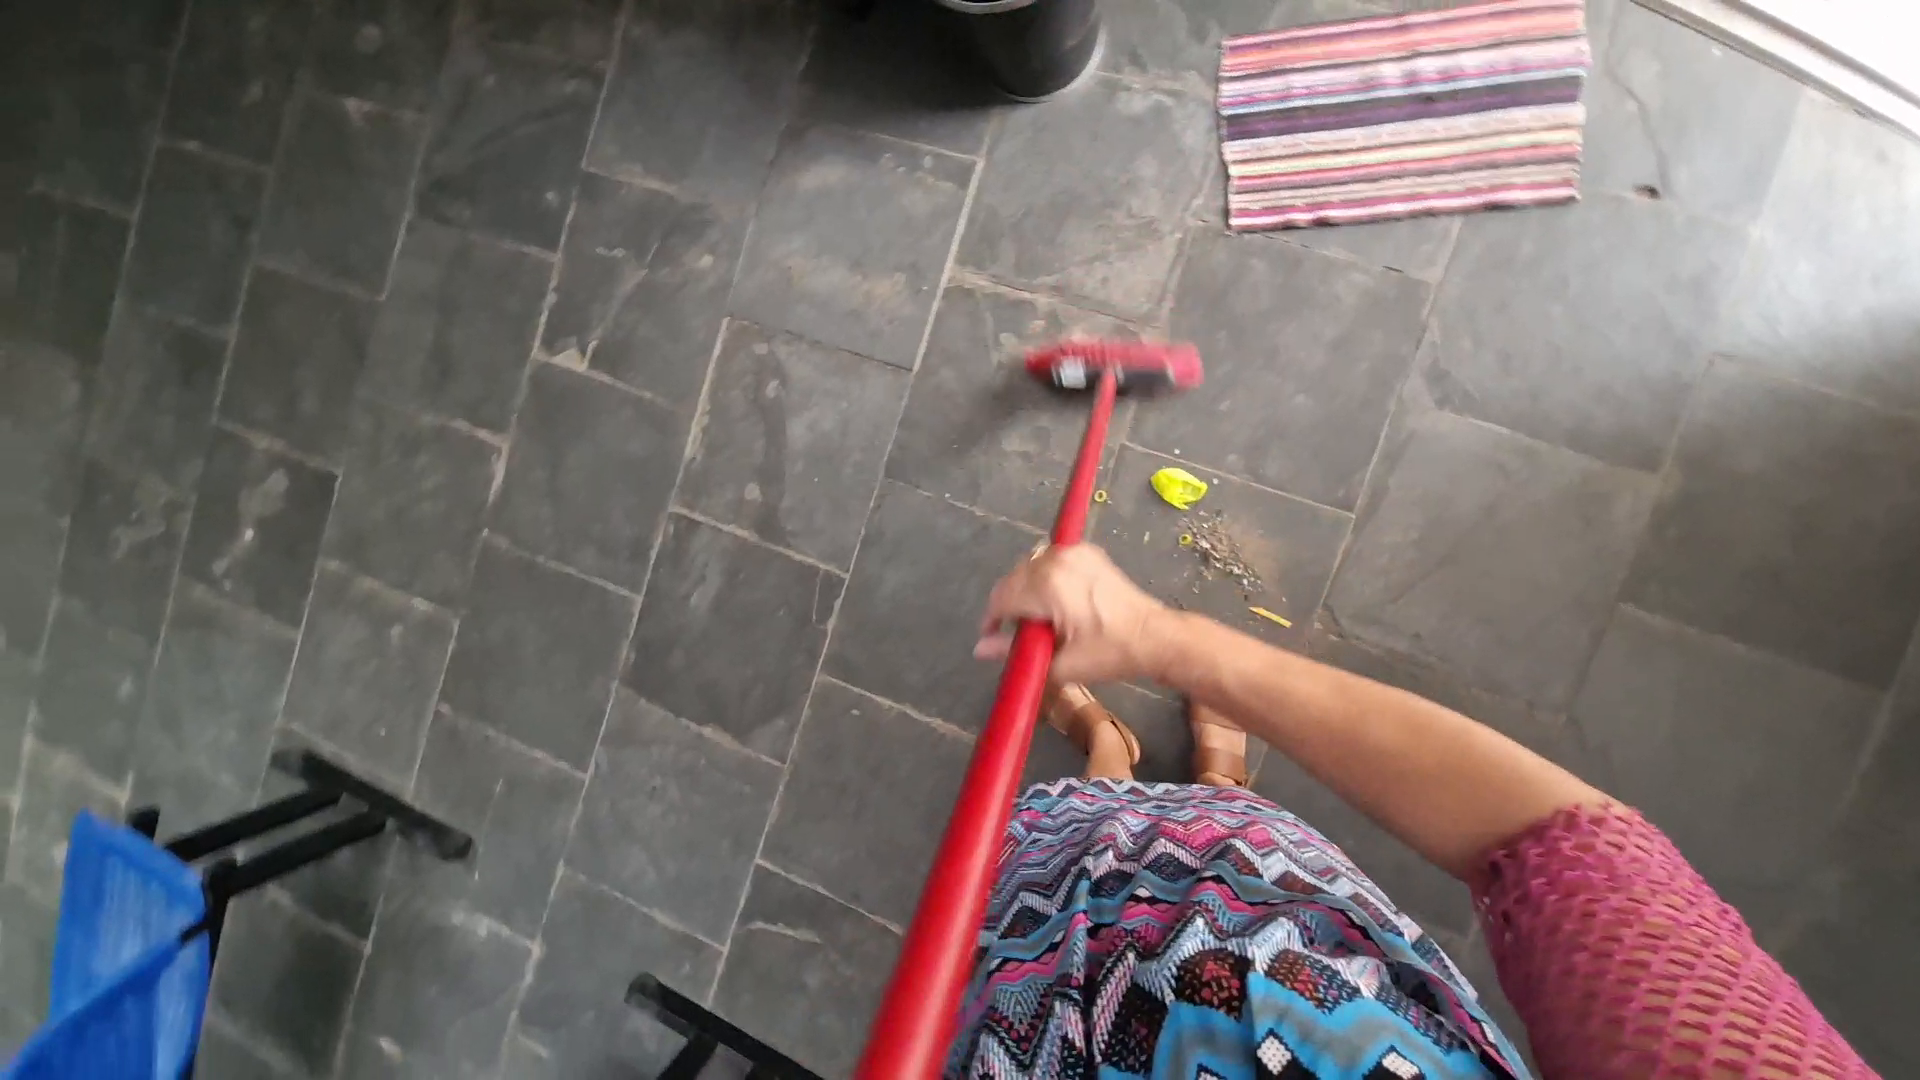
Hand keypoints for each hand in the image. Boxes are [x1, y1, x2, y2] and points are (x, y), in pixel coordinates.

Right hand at [974, 544, 1174, 683]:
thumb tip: (979, 650)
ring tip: (1034, 617)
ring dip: (1024, 589)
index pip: (1003, 597)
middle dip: (1008, 605)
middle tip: (1015, 633)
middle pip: (1014, 579)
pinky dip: (1043, 577)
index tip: (991, 638)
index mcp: (1047, 585)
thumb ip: (1015, 653)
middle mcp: (1056, 560)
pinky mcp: (1086, 551)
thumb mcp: (1060, 662)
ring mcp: (1073, 551)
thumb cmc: (1109, 652)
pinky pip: (1049, 560)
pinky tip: (1052, 599)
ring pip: (1029, 567)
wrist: (1153, 636)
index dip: (992, 619)